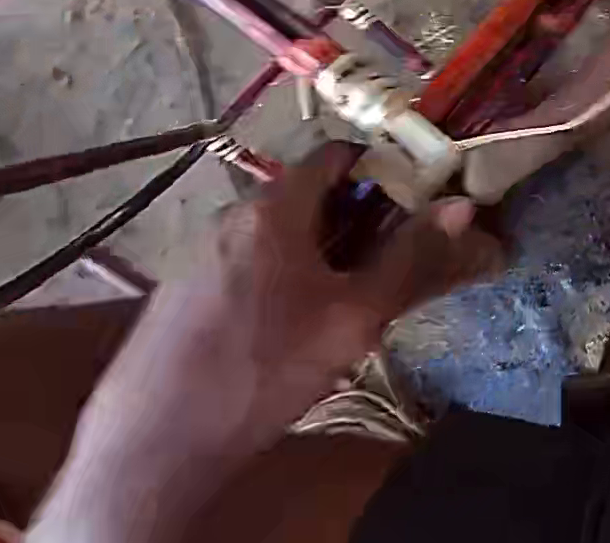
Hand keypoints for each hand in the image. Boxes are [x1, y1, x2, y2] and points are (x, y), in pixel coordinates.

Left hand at [65, 141, 500, 478]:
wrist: (147, 456)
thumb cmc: (264, 370)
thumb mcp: (354, 315)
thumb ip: (410, 255)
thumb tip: (462, 205)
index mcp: (273, 208)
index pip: (338, 154)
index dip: (382, 167)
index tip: (411, 199)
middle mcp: (232, 214)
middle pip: (312, 191)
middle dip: (357, 214)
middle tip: (385, 255)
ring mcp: (200, 250)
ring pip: (281, 226)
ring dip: (322, 243)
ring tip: (345, 292)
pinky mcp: (181, 287)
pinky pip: (250, 254)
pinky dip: (285, 266)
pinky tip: (291, 318)